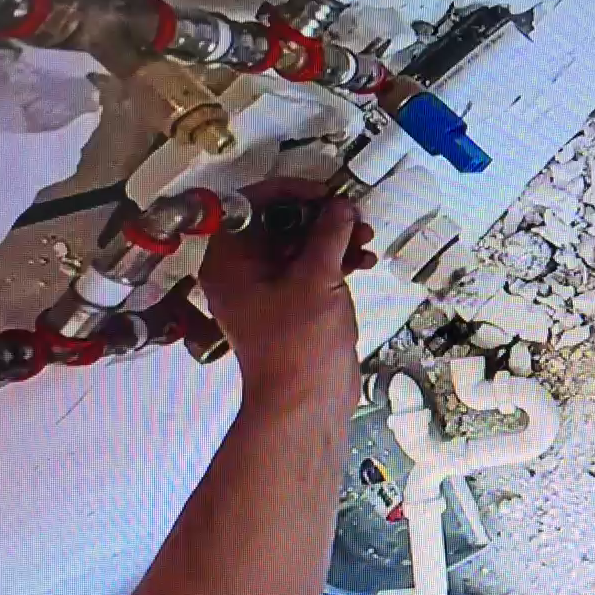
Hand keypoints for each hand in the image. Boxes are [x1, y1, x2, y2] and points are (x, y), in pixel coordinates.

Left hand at [197, 179, 374, 414]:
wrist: (307, 402)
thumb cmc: (298, 349)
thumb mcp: (316, 279)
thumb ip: (329, 234)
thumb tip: (340, 207)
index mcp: (230, 262)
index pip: (253, 205)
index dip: (292, 192)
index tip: (325, 192)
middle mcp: (243, 274)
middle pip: (279, 225)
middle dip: (320, 217)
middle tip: (351, 214)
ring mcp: (269, 292)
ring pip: (299, 248)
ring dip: (334, 239)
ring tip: (364, 238)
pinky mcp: (293, 308)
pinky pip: (310, 272)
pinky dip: (336, 263)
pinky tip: (362, 260)